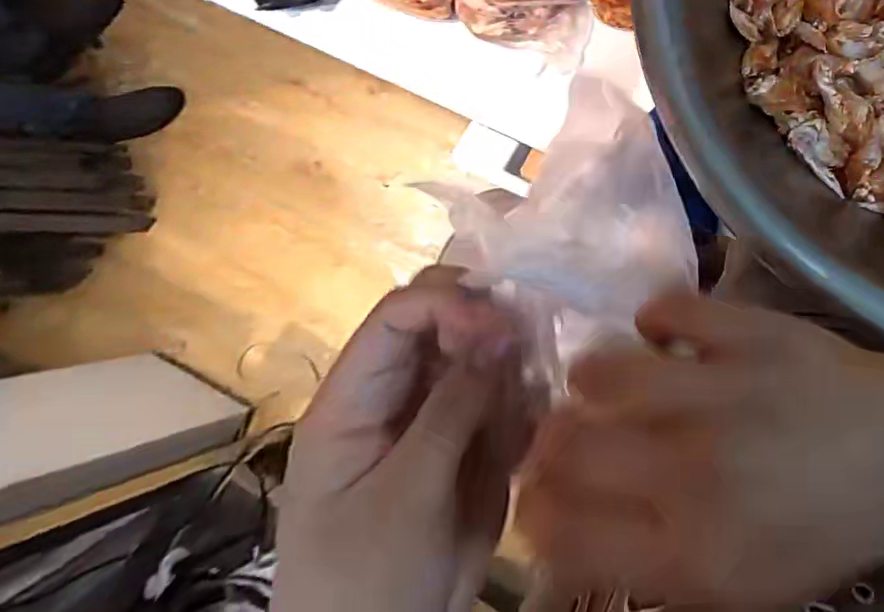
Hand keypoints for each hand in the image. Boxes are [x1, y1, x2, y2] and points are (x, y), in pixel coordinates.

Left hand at [275, 267, 532, 611]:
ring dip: (513, 364)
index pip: (399, 315)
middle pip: (443, 320)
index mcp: (352, 401)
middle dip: (489, 323)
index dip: (452, 304)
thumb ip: (453, 407)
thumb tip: (502, 329)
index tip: (504, 327)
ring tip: (526, 407)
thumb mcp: (408, 494)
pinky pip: (502, 390)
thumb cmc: (369, 579)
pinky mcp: (468, 433)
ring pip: (481, 351)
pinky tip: (526, 431)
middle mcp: (394, 392)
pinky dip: (523, 397)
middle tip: (530, 346)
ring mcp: (433, 411)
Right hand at [511, 294, 883, 608]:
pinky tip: (661, 329)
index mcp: (687, 556)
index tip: (541, 491)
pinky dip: (655, 316)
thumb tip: (581, 527)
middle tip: (565, 430)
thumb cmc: (829, 529)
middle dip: (550, 441)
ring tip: (602, 377)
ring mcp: (723, 392)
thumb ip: (655, 568)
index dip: (534, 510)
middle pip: (571, 448)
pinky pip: (673, 308)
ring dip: (591, 375)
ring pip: (606, 371)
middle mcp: (691, 473)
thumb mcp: (743, 589)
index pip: (562, 533)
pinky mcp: (754, 331)